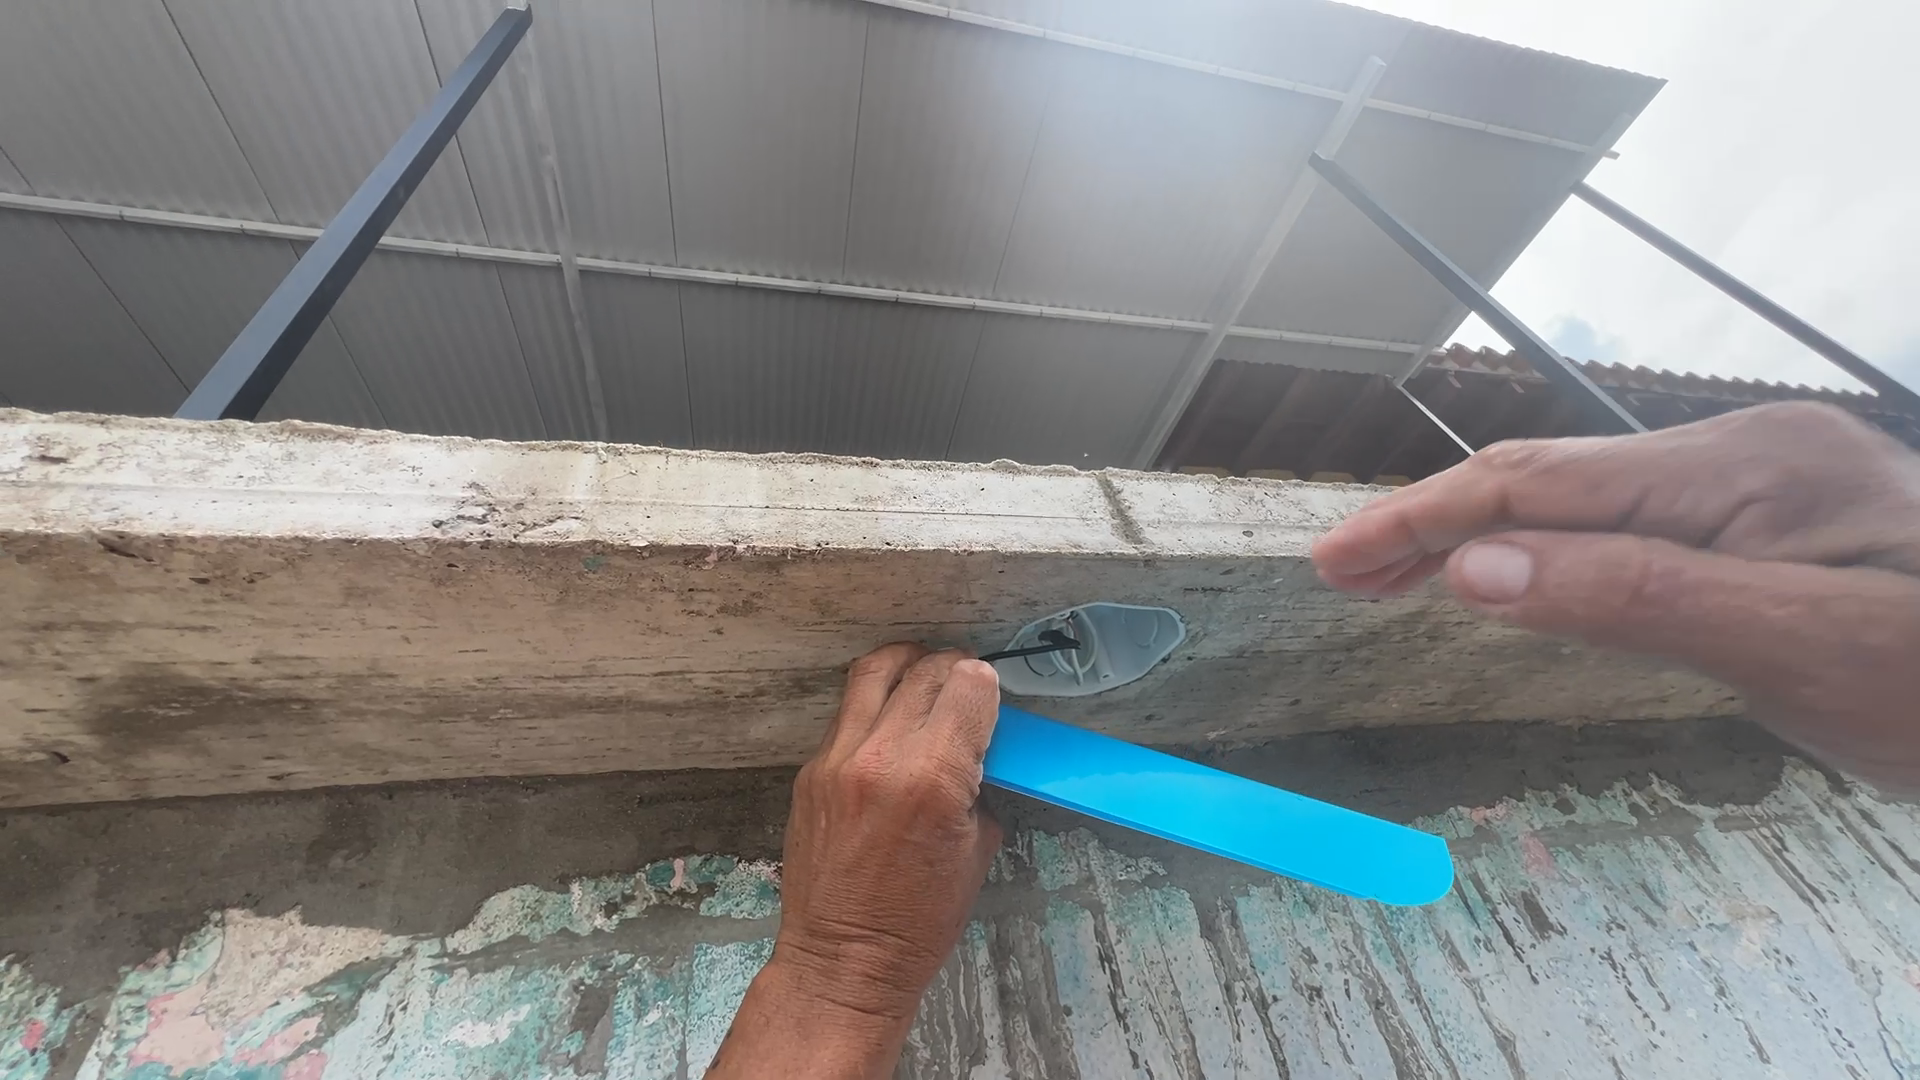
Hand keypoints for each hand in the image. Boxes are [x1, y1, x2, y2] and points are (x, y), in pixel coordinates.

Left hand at [707, 644, 1002, 1079]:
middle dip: (954, 667)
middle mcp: (883, 754)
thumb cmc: (922, 919)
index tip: (990, 692)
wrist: (842, 961)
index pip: (969, 686)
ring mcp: (838, 757)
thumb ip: (979, 780)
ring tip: (923, 675)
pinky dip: (876, 702)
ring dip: (909, 664)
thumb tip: (978, 740)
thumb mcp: (978, 848)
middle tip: (965, 682)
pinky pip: (848, 710)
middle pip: (926, 669)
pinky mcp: (811, 768)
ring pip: (875, 671)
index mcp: (934, 777)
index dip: (986, 682)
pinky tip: (889, 721)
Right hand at [1312, 402, 1919, 788]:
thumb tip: (1471, 570)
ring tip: (1379, 574)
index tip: (1332, 558)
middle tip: (1336, 570)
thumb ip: (1630, 595)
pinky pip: (1593, 526)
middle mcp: (1725, 454)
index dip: (1417, 518)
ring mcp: (1733, 483)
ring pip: (1552, 500)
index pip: (1528, 482)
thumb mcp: (1807, 654)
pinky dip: (1517, 549)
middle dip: (1420, 524)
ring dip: (1456, 536)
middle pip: (1528, 478)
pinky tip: (1481, 571)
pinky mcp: (1737, 522)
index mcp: (1737, 469)